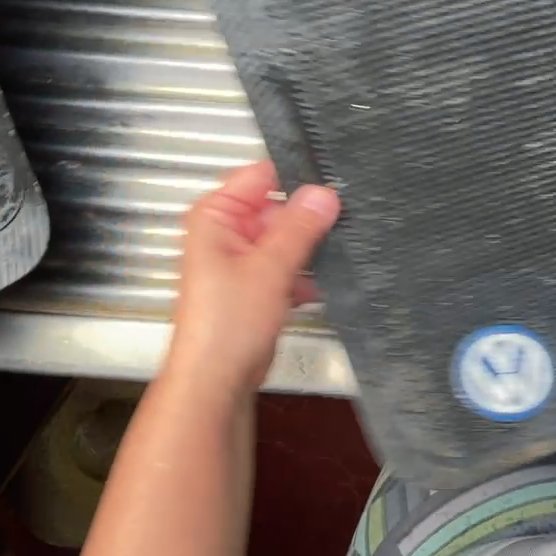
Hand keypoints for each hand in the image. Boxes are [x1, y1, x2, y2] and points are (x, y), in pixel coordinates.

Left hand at [166, 162, 339, 395]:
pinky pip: (287, 270)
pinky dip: (303, 279)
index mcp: (217, 217)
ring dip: (307, 254)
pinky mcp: (256, 289)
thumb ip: (300, 228)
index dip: (295, 180)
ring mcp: (242, 262)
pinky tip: (316, 290)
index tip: (331, 187)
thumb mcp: (270, 267)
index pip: (261, 177)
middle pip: (278, 210)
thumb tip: (324, 194)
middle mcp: (226, 234)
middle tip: (338, 229)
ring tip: (327, 263)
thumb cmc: (225, 325)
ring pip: (286, 242)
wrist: (218, 378)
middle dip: (307, 223)